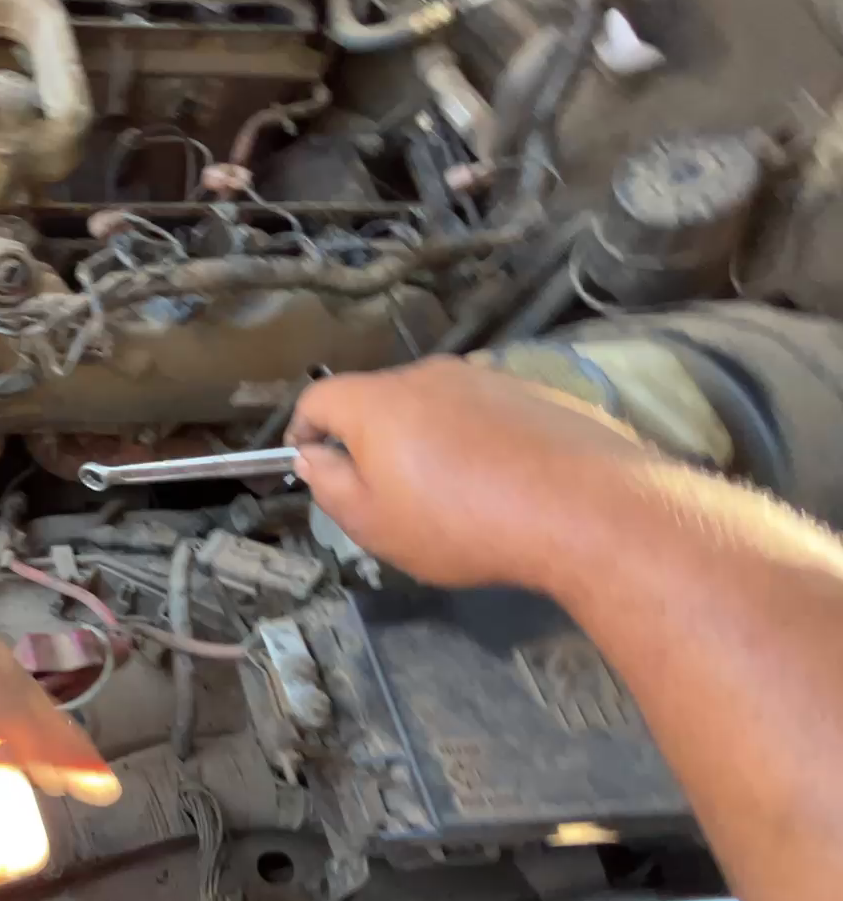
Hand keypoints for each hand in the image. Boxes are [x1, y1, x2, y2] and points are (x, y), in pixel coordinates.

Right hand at [285, 357, 652, 590]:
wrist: (598, 516)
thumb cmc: (461, 523)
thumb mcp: (370, 521)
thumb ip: (326, 484)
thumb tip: (313, 458)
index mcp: (378, 403)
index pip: (317, 399)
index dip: (301, 430)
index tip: (306, 461)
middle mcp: (430, 377)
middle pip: (375, 399)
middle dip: (363, 437)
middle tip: (376, 487)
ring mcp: (490, 380)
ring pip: (430, 405)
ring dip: (419, 437)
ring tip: (442, 488)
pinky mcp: (540, 394)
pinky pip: (482, 412)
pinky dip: (472, 439)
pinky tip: (495, 482)